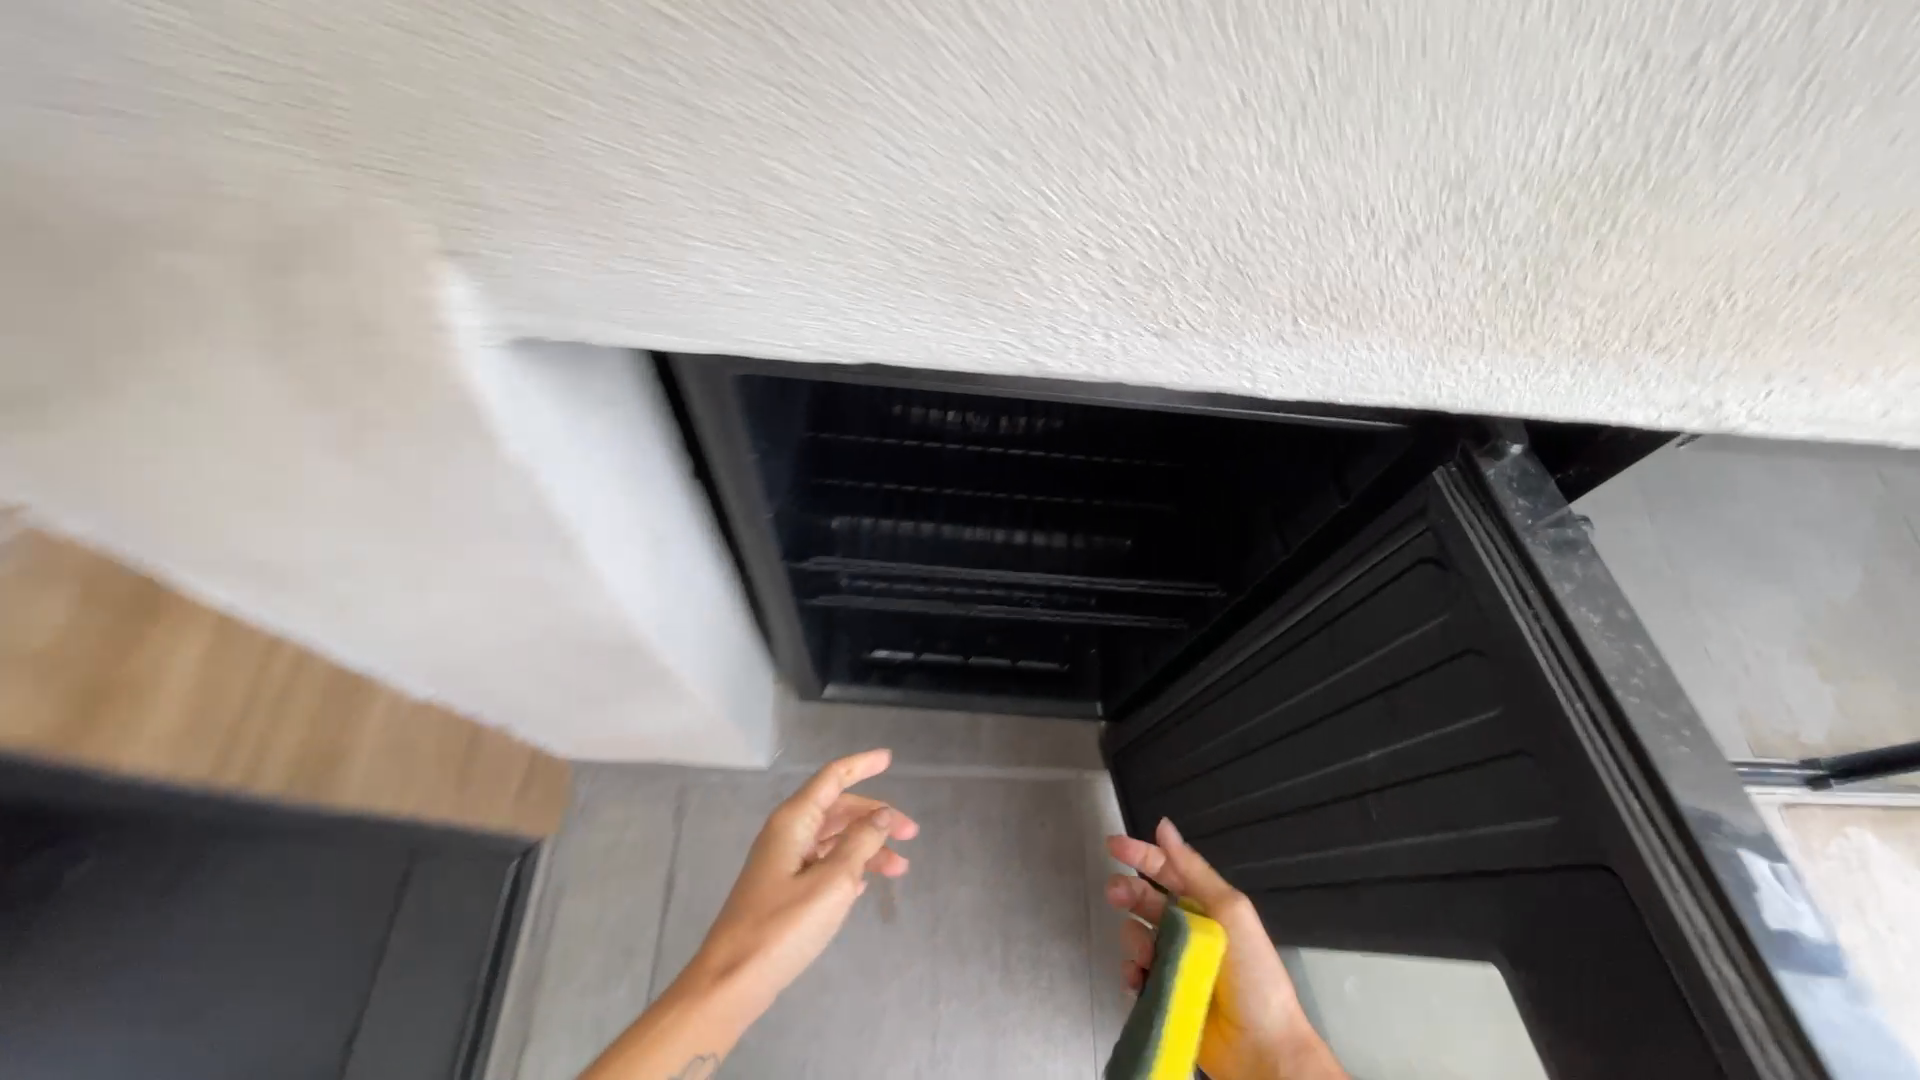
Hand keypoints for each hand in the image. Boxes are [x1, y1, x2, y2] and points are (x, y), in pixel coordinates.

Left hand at [684, 748, 918, 1012]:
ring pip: (833, 839)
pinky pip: (823, 863)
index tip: (889, 758)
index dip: (861, 765)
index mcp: (793, 821)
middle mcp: (786, 833)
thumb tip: (882, 816)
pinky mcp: (782, 889)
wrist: (732, 981)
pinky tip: (866, 884)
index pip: (832, 778)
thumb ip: (860, 843)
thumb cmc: (782, 926)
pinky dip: (848, 867)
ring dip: (867, 847)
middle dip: (875, 816)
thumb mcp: (833, 882)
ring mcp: (782, 862)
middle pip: (837, 809)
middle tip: (911, 833)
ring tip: (899, 869)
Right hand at [1106, 818, 1346, 1079]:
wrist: (1262, 1047)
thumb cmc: (1253, 974)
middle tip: (1115, 894)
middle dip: (1127, 892)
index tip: (1113, 844)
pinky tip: (1138, 978)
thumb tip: (1164, 826)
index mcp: (1206, 906)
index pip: (1168, 870)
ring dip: (1134, 938)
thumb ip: (1194, 869)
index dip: (1141, 854)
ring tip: (1147, 955)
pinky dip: (1131, 973)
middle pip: (1145, 900)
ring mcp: (1173, 962)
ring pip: (1136, 935)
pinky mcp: (1162, 992)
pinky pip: (1134, 973)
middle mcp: (1187, 929)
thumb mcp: (1231, 911)